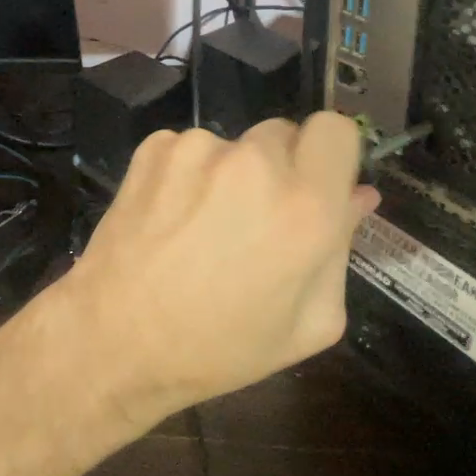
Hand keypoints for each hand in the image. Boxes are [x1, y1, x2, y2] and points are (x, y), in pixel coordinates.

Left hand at [52, 113, 379, 424]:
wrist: (117, 337)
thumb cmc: (222, 346)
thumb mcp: (309, 322)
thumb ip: (342, 247)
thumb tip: (358, 194)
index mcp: (306, 207)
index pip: (337, 129)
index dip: (330, 154)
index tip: (317, 181)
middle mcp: (255, 163)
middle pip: (285, 133)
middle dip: (280, 167)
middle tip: (256, 218)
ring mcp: (199, 149)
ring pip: (234, 144)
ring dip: (229, 172)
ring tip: (203, 226)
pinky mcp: (155, 147)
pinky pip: (189, 148)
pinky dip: (187, 172)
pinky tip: (171, 216)